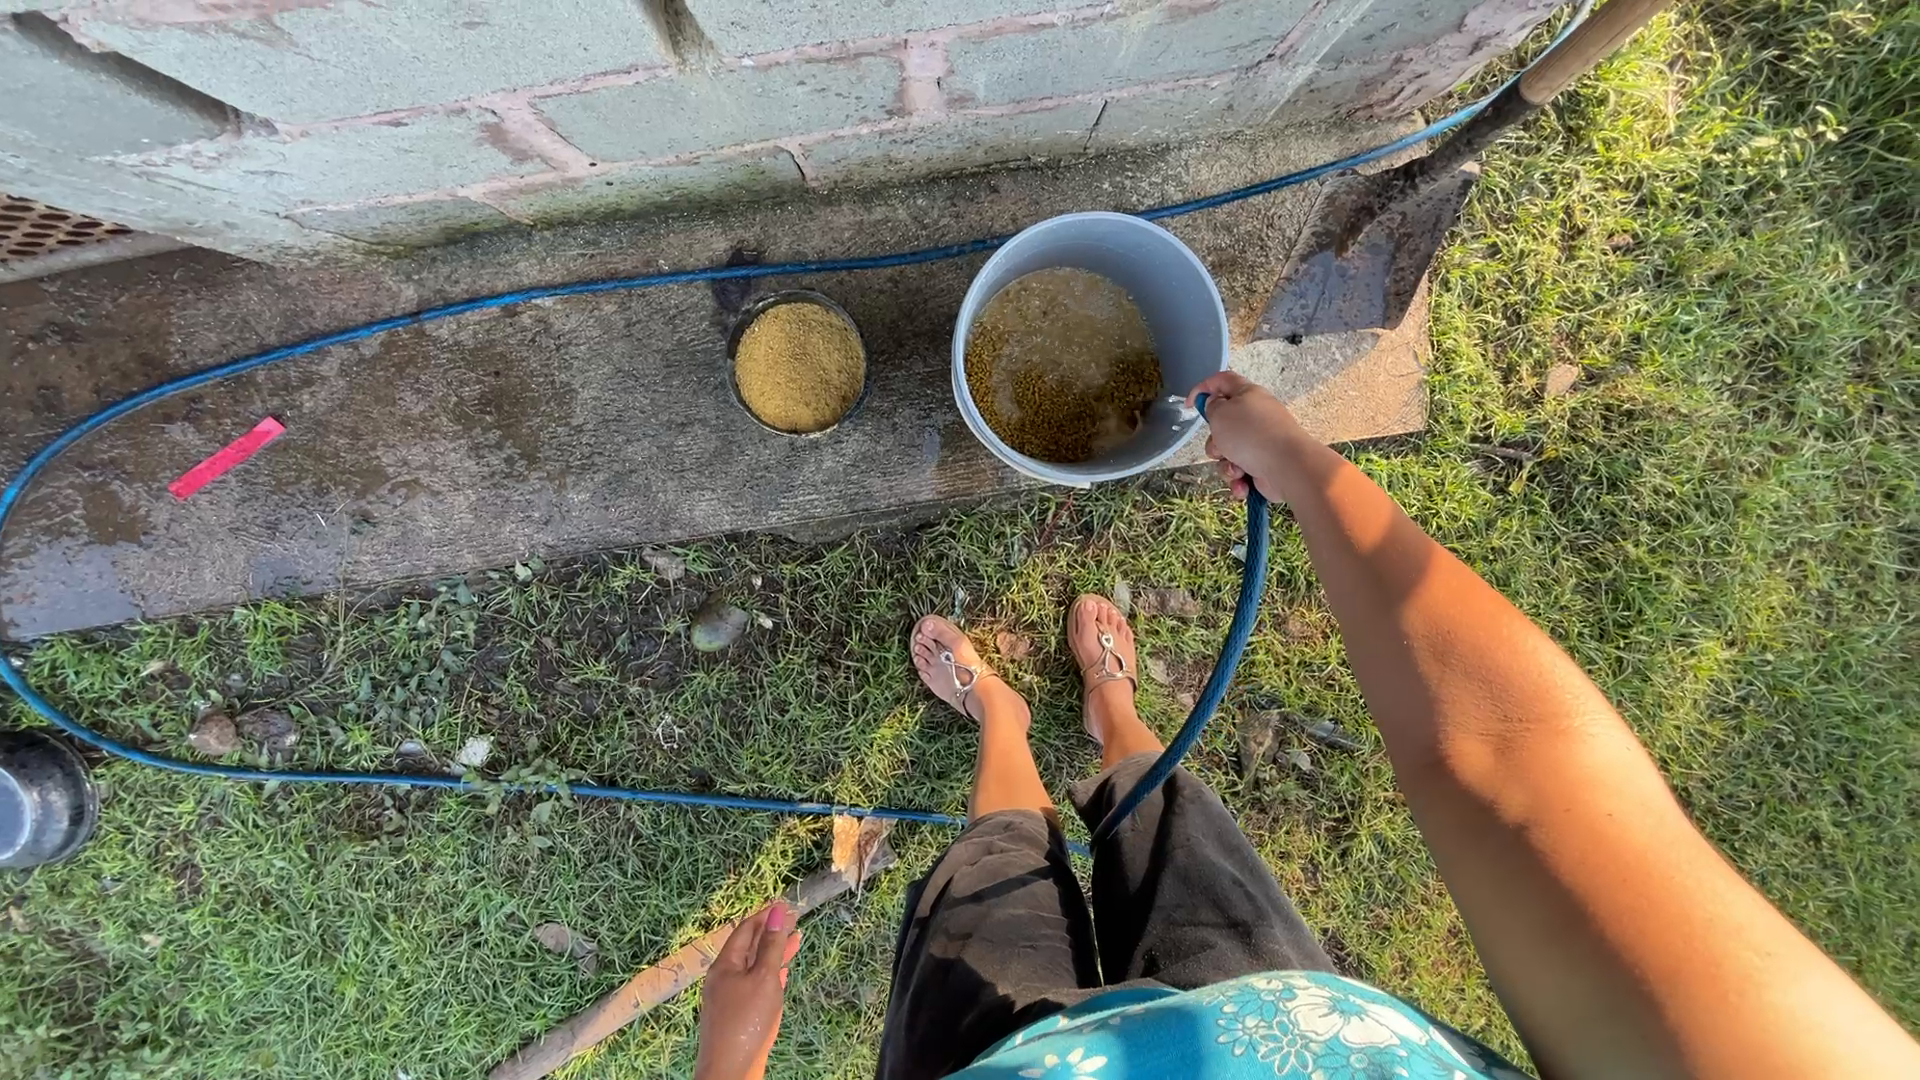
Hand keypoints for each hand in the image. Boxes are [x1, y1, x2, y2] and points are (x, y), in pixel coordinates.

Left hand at [694, 901, 802, 1079]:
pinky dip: (770, 975)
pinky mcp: (737, 1017)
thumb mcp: (764, 977)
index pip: (745, 930)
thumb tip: (777, 911)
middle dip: (771, 933)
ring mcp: (729, 999)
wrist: (731, 1075)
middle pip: (749, 948)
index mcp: (724, 966)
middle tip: (795, 920)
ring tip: (797, 942)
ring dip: (774, 954)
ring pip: (753, 968)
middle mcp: (723, 979)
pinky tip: (783, 973)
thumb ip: (771, 945)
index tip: (786, 905)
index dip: (765, 916)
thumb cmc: (747, 1021)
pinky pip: (754, 987)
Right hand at [1187, 372, 1313, 500]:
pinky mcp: (1262, 464)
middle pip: (1222, 425)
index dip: (1203, 388)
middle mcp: (1255, 416)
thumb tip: (1213, 405)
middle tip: (1220, 447)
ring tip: (1236, 469)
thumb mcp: (1221, 413)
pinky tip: (1243, 483)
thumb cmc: (1251, 435)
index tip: (1189, 404)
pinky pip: (1239, 471)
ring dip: (1225, 465)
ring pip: (1227, 453)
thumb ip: (1211, 406)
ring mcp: (1259, 442)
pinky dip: (1238, 479)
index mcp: (1248, 395)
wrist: (1285, 466)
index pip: (1222, 381)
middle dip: (1214, 442)